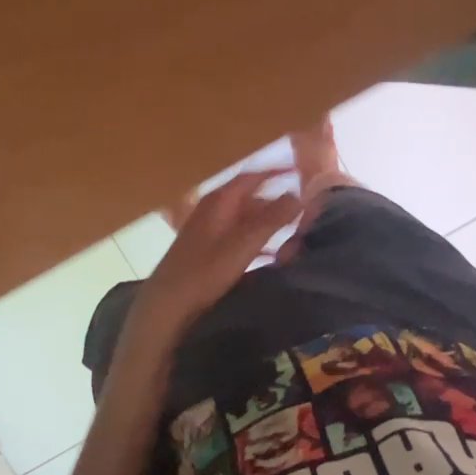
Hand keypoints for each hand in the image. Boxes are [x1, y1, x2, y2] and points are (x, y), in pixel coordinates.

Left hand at [127, 169, 301, 344]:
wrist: (168, 303)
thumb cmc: (205, 271)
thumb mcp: (243, 244)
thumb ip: (272, 219)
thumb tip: (299, 195)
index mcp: (220, 201)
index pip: (252, 176)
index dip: (277, 171)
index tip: (301, 172)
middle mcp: (213, 209)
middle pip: (252, 199)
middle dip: (279, 206)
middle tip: (307, 214)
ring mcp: (209, 229)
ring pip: (247, 221)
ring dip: (271, 227)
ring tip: (297, 238)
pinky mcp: (208, 250)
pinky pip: (240, 239)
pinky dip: (258, 243)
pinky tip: (275, 258)